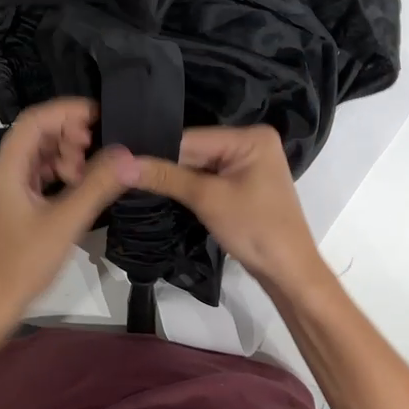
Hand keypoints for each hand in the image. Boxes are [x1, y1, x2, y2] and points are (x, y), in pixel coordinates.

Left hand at [0, 98, 138, 317]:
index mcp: (8, 168)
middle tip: (95, 148)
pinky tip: (82, 183)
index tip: (99, 116)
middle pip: (38, 132)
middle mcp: (6, 169)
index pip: (35, 120)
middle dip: (70, 133)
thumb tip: (128, 157)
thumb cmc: (27, 261)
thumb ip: (96, 186)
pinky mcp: (20, 199)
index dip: (67, 112)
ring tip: (89, 170)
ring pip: (42, 151)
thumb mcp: (66, 221)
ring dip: (68, 152)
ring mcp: (12, 184)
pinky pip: (43, 170)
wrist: (3, 297)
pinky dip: (64, 170)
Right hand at [134, 125, 326, 289]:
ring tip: (132, 180)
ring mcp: (246, 163)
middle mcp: (250, 142)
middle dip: (164, 164)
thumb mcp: (207, 199)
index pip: (190, 138)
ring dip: (172, 176)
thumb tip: (122, 164)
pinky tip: (160, 190)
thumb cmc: (255, 230)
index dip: (156, 150)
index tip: (120, 160)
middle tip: (122, 171)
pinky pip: (206, 177)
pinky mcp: (241, 182)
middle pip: (193, 150)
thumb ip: (165, 177)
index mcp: (251, 137)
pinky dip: (187, 186)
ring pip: (196, 165)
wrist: (288, 271)